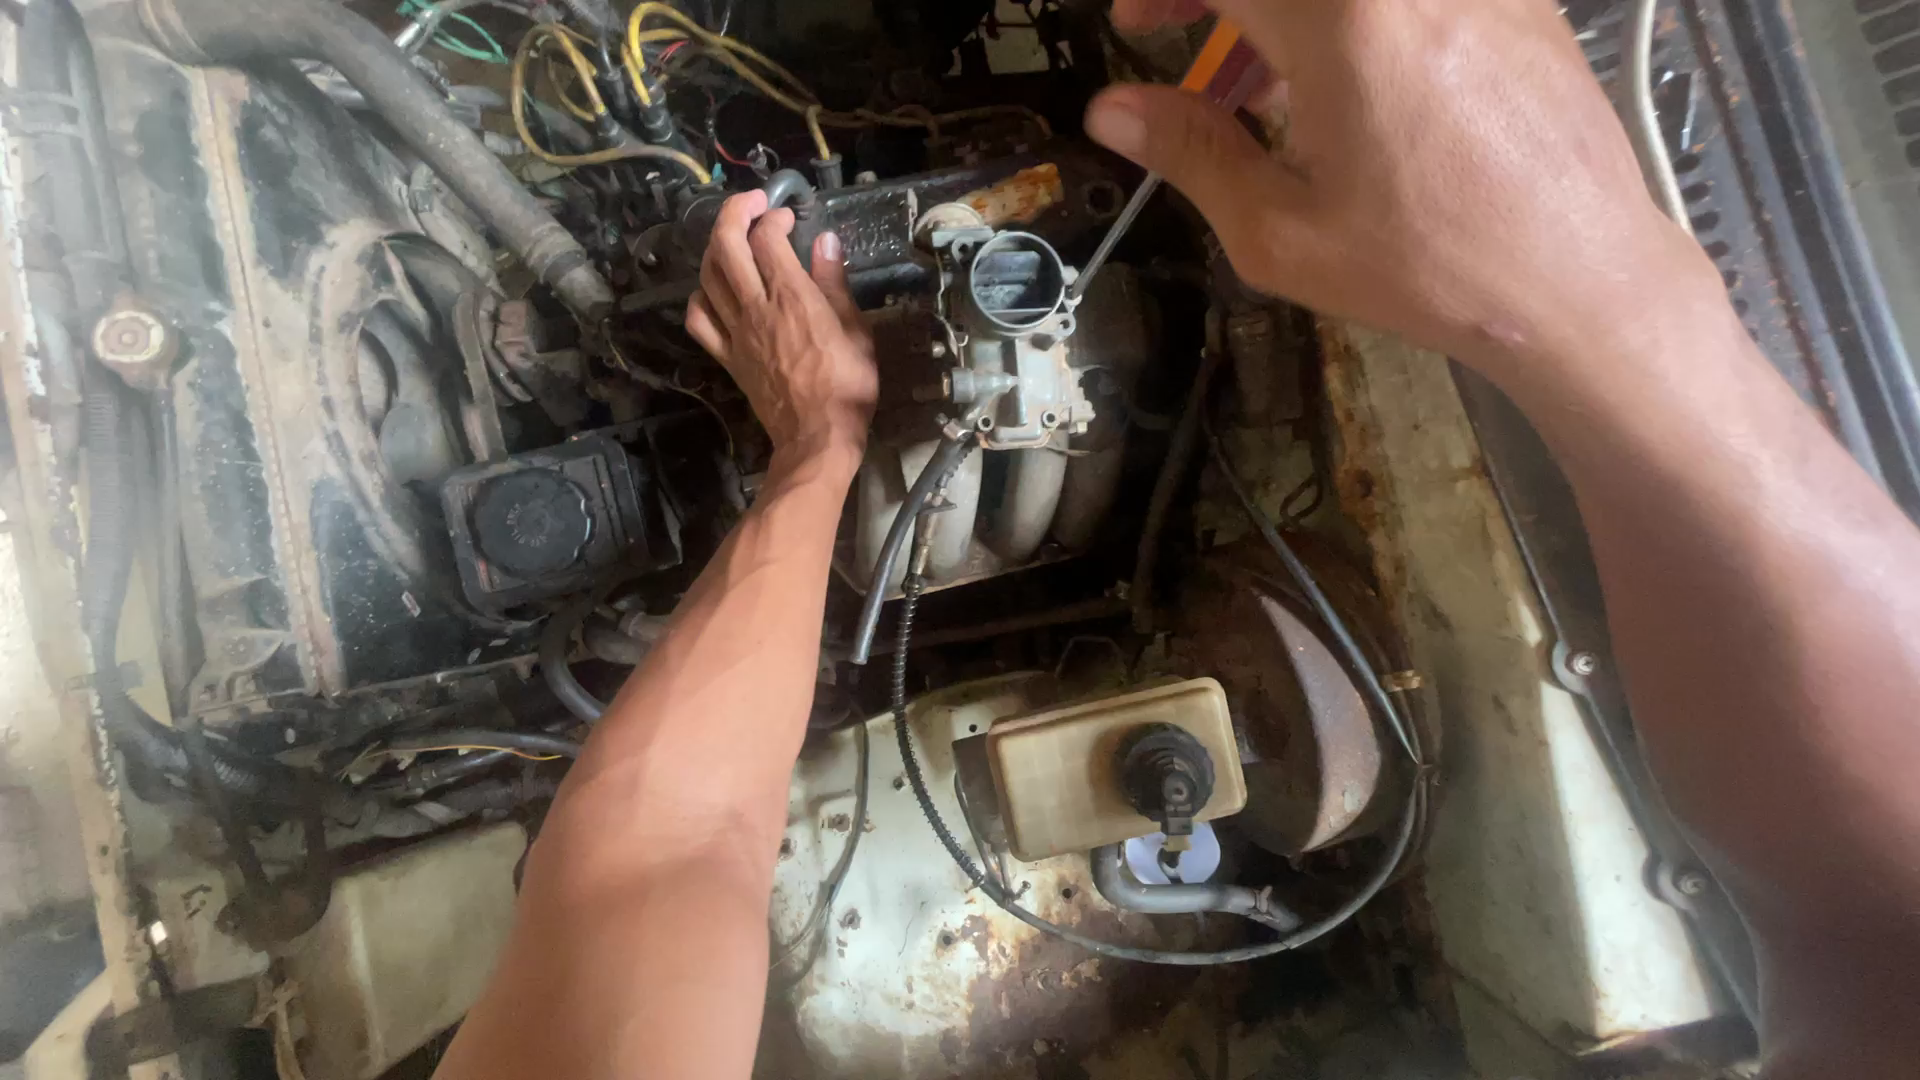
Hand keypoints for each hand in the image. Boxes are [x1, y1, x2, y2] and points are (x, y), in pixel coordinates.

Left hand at [686, 191, 878, 463]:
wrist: (818, 437)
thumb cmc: (848, 387)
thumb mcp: (857, 332)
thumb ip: (836, 285)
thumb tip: (825, 241)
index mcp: (792, 297)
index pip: (767, 239)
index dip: (774, 218)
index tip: (788, 217)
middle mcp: (756, 307)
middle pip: (726, 244)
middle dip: (735, 213)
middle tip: (752, 206)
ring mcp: (736, 332)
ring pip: (707, 275)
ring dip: (716, 247)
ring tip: (734, 241)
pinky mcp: (727, 356)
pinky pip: (699, 319)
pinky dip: (701, 295)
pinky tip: (715, 291)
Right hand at [1087, 0, 1711, 374]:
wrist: (1568, 277)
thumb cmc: (1413, 267)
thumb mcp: (1276, 229)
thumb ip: (1191, 152)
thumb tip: (1109, 110)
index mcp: (1348, 20)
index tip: (1135, 20)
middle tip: (1169, 25)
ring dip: (1276, 15)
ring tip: (1247, 84)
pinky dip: (1337, 19)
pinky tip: (1328, 84)